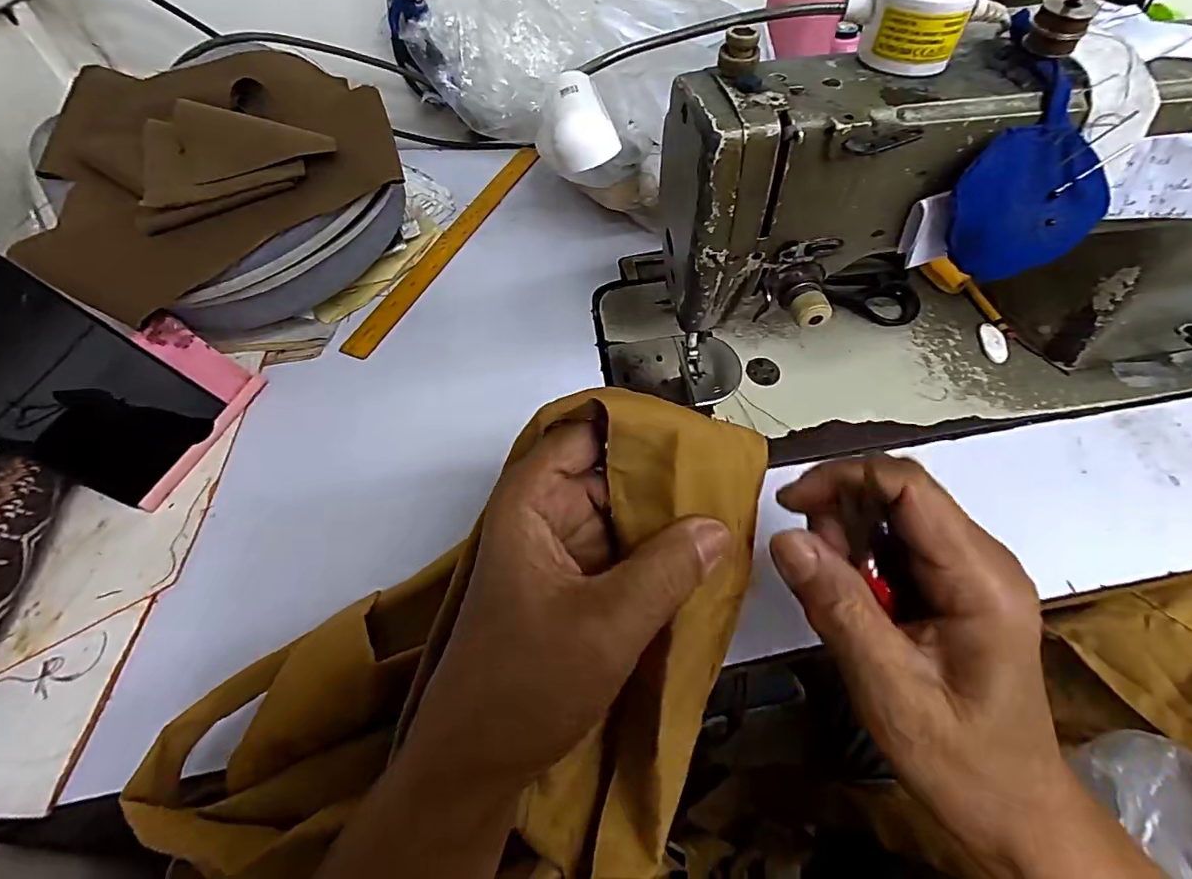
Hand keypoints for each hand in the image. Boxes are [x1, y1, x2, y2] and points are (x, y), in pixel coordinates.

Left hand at [322, 420, 731, 878]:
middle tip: (717, 474)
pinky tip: (693, 557)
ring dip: (659, 515)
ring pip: (617, 513)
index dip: (629, 422)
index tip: (684, 428)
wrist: (474, 769)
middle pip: (605, 472)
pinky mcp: (572, 586)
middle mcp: (541, 517)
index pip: (580, 433)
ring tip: (716, 511)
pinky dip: (651, 551)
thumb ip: (666, 571)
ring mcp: (557, 552)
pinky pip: (619, 550)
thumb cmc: (522, 689)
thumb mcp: (606, 626)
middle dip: (657, 474)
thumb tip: (715, 527)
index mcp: (529, 505)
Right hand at [770, 457, 1157, 877]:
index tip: (791, 505)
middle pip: (899, 493)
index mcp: (980, 578)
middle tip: (812, 565)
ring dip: (849, 535)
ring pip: (894, 514)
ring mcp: (972, 568)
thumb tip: (787, 539)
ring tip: (832, 591)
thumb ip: (839, 609)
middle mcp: (982, 558)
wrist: (1016, 811)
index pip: (908, 486)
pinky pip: (899, 542)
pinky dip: (862, 557)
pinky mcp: (957, 582)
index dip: (843, 479)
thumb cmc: (963, 763)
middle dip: (842, 512)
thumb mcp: (890, 691)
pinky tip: (854, 600)